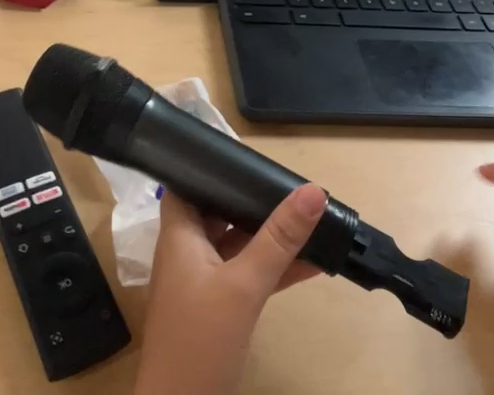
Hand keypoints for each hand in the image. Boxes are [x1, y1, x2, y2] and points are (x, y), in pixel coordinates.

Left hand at [133, 184, 327, 394]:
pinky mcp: (219, 308)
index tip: (248, 155)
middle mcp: (187, 250)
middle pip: (219, 211)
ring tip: (312, 219)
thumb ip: (279, 239)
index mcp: (179, 234)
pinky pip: (249, 275)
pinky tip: (315, 263)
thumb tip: (313, 191)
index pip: (188, 183)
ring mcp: (203, 281)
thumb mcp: (244, 284)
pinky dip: (275, 267)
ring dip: (270, 235)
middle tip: (292, 185)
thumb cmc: (202, 338)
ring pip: (238, 244)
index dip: (212, 168)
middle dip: (253, 200)